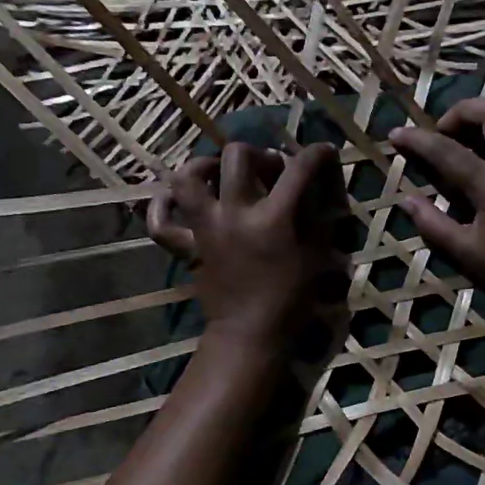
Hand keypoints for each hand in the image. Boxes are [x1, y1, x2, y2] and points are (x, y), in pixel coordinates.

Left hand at [146, 142, 343, 343]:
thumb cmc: (291, 297)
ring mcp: (205, 228)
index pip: (298, 170)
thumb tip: (313, 189)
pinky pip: (161, 224)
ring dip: (204, 167)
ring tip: (219, 172)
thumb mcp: (316, 254)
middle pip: (237, 157)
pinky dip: (163, 207)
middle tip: (268, 169)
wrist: (251, 332)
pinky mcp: (188, 247)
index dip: (317, 154)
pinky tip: (175, 200)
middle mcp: (235, 214)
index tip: (324, 151)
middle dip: (258, 153)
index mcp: (273, 218)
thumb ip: (313, 217)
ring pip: (188, 179)